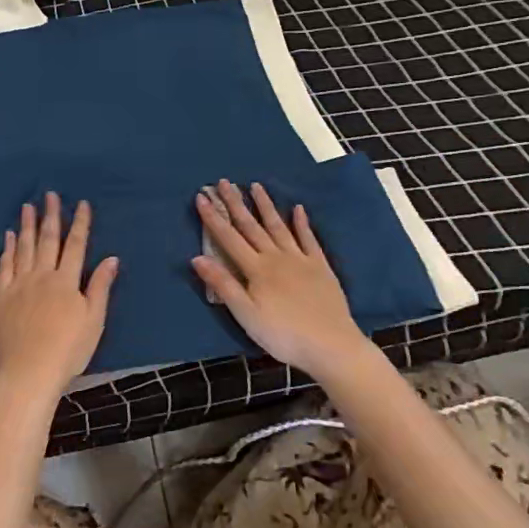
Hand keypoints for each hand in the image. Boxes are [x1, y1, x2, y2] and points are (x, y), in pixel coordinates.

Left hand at [0, 192, 119, 396]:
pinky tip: (8, 236)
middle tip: (50, 195)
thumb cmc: (68, 350)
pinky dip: (7, 249)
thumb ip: (100, 286)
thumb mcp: (94, 320)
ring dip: (27, 226)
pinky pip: (4, 267)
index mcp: (66, 281)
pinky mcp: (2, 297)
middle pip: (48, 240)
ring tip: (28, 207)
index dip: (80, 223)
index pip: (76, 245)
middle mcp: (42, 276)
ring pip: (24, 248)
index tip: (81, 204)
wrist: (29, 372)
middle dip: (51, 216)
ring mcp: (19, 285)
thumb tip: (111, 258)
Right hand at [192, 180, 376, 380]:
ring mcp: (301, 259)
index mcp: (256, 269)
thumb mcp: (246, 315)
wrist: (331, 345)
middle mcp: (276, 257)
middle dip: (236, 203)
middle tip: (224, 182)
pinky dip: (302, 223)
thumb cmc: (283, 335)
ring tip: (255, 186)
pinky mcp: (321, 267)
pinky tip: (298, 208)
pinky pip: (309, 239)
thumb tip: (197, 258)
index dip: (213, 217)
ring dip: (266, 206)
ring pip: (278, 226)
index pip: (229, 238)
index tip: (201, 196)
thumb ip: (223, 285)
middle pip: (252, 226)